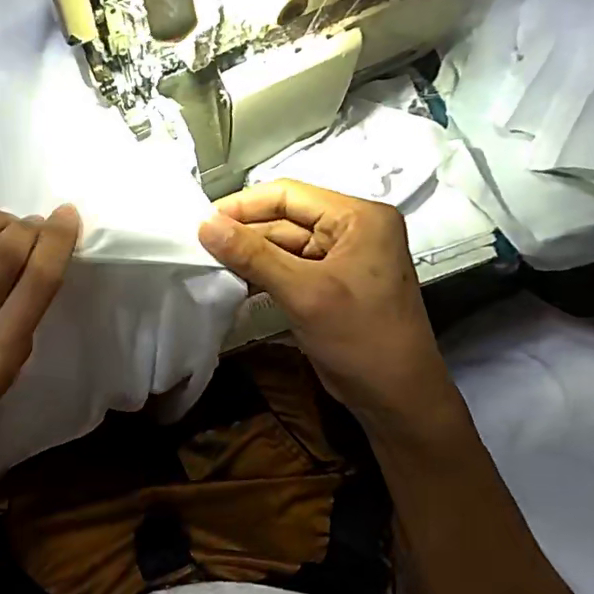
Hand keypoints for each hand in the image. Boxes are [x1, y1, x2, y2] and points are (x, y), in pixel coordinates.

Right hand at [198, 179, 447, 420]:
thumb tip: (205, 224)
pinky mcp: (329, 284)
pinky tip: (231, 282)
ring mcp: (340, 258)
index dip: (243, 205)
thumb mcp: (304, 292)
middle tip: (197, 246)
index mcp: (358, 217)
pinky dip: (261, 274)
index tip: (201, 221)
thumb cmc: (360, 338)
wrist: (396, 398)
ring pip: (282, 244)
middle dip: (243, 233)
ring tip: (208, 264)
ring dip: (248, 255)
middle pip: (284, 218)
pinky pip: (288, 268)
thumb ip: (253, 255)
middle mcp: (351, 229)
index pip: (289, 195)